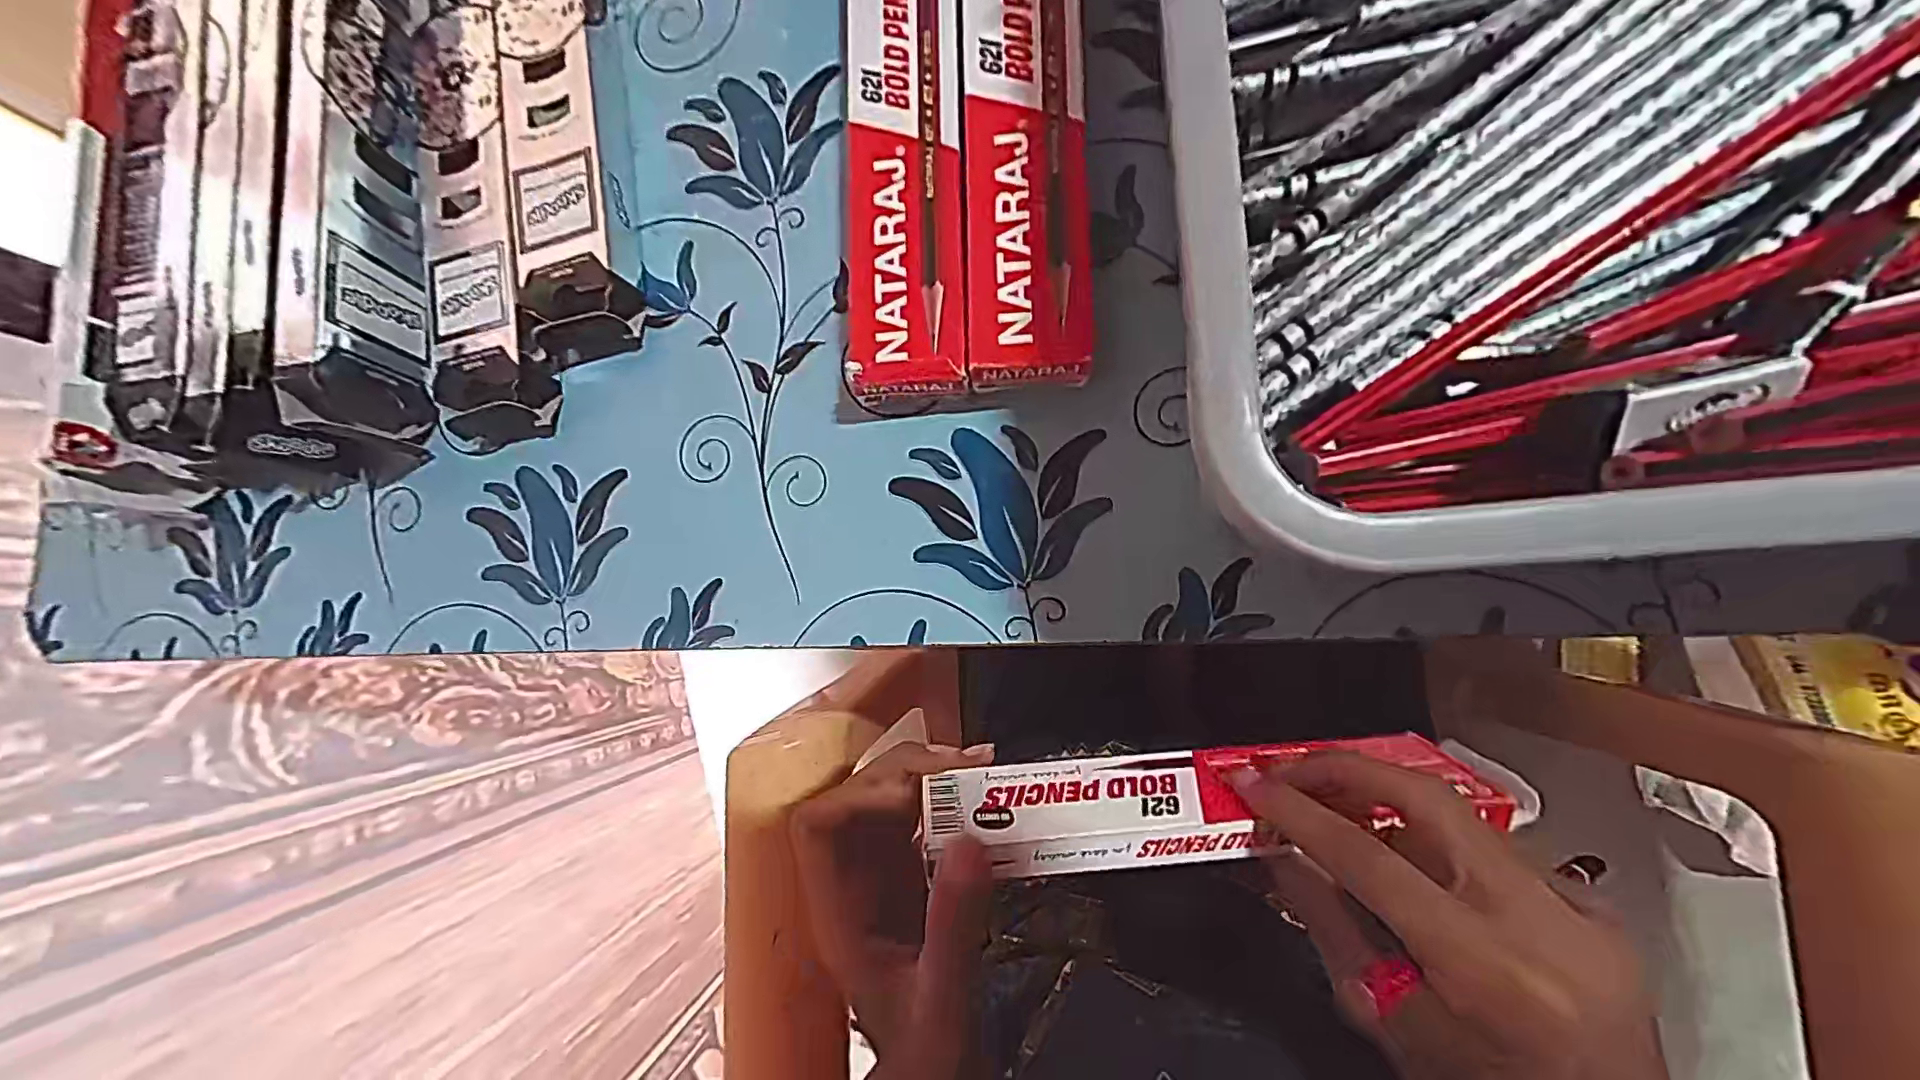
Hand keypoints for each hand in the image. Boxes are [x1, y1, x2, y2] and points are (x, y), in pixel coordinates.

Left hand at [790, 742, 995, 1079]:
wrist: (934, 1070)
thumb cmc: (923, 1055)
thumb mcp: (940, 1002)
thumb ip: (953, 927)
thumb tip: (969, 842)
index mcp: (838, 912)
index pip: (818, 825)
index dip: (860, 795)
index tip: (917, 793)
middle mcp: (853, 881)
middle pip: (859, 795)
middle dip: (908, 770)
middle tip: (966, 766)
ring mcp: (881, 871)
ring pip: (890, 796)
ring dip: (931, 774)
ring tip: (978, 769)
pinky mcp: (912, 869)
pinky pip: (923, 813)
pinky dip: (951, 795)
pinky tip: (981, 795)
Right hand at [1229, 753, 1668, 1079]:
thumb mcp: (1391, 1022)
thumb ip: (1331, 927)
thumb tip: (1281, 852)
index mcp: (1490, 971)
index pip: (1371, 859)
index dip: (1299, 812)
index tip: (1255, 787)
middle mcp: (1545, 927)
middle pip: (1425, 797)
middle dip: (1343, 768)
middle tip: (1286, 769)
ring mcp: (1576, 910)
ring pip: (1454, 809)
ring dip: (1378, 793)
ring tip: (1323, 799)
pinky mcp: (1586, 903)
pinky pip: (1482, 839)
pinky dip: (1423, 828)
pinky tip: (1389, 842)